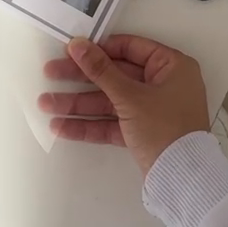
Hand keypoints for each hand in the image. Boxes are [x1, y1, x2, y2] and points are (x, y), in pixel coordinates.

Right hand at [39, 35, 209, 175]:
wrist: (182, 182)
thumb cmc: (164, 127)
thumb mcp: (131, 97)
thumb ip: (101, 70)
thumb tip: (77, 44)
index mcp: (170, 66)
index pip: (129, 49)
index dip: (99, 49)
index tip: (71, 50)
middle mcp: (162, 84)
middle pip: (114, 75)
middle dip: (80, 78)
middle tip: (50, 73)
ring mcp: (150, 110)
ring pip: (109, 101)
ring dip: (78, 104)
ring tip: (45, 104)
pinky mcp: (140, 133)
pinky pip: (112, 123)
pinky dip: (89, 125)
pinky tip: (61, 126)